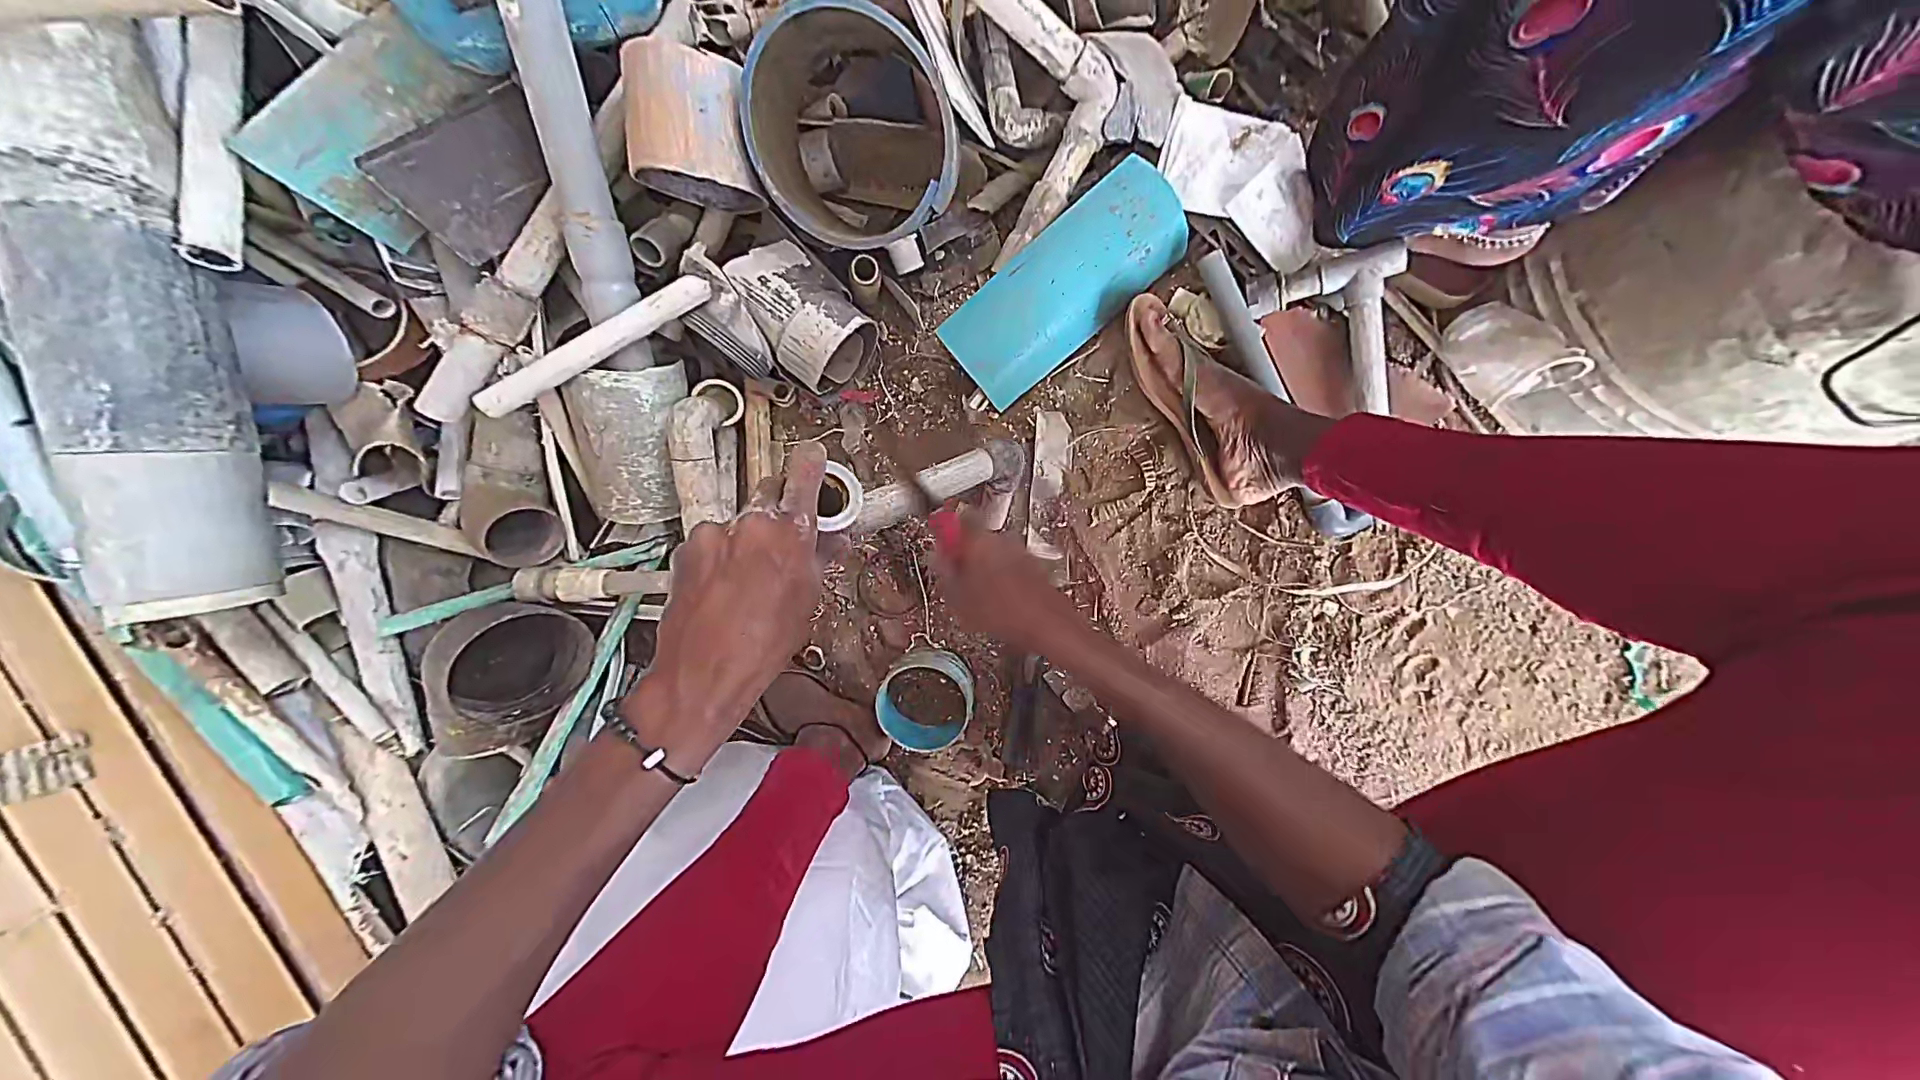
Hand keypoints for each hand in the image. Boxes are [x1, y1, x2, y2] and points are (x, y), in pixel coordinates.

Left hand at [624, 442, 838, 769]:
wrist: (702, 673)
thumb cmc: (760, 647)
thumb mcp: (806, 601)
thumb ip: (819, 559)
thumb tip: (832, 539)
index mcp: (789, 536)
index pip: (803, 481)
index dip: (811, 466)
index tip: (812, 456)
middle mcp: (750, 526)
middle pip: (767, 497)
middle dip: (776, 515)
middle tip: (779, 547)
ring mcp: (714, 535)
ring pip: (738, 523)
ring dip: (744, 541)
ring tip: (745, 582)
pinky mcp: (687, 548)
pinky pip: (712, 540)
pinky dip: (719, 555)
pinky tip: (722, 586)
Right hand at [931, 514, 1090, 656]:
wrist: (1046, 626)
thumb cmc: (1005, 613)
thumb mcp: (958, 598)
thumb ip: (944, 573)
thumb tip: (938, 560)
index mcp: (978, 540)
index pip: (952, 522)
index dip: (943, 534)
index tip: (938, 547)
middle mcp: (1001, 539)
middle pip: (974, 537)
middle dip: (964, 554)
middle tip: (954, 577)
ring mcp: (1021, 551)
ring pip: (993, 552)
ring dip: (983, 566)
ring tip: (976, 595)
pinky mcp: (1034, 566)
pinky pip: (1009, 564)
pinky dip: (1001, 576)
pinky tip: (998, 600)